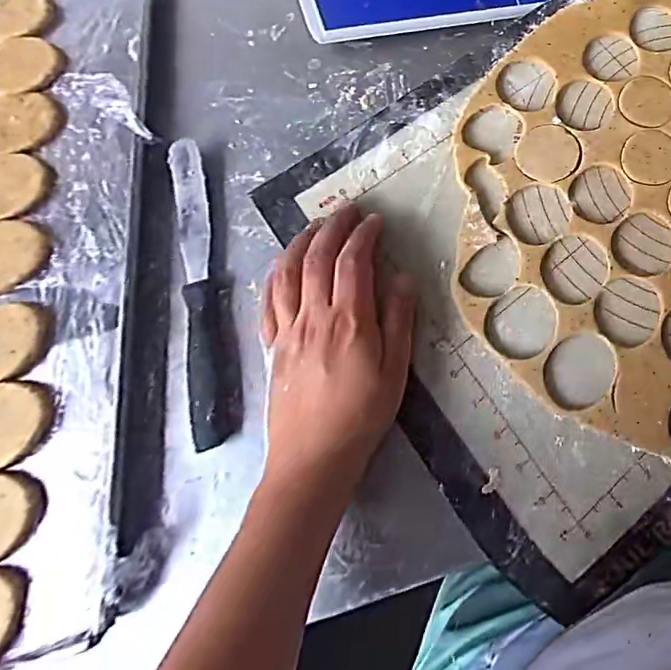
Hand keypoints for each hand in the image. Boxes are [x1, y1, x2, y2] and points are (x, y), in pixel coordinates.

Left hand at [258, 205, 414, 501]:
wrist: (312, 458)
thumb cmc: (364, 413)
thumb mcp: (396, 368)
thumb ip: (399, 319)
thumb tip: (402, 278)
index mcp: (348, 322)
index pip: (353, 265)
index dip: (363, 237)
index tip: (377, 221)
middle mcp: (313, 320)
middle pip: (316, 261)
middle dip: (332, 229)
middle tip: (348, 210)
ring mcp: (287, 333)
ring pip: (286, 275)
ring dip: (300, 244)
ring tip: (316, 226)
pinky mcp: (273, 348)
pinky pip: (268, 302)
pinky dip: (275, 275)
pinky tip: (283, 266)